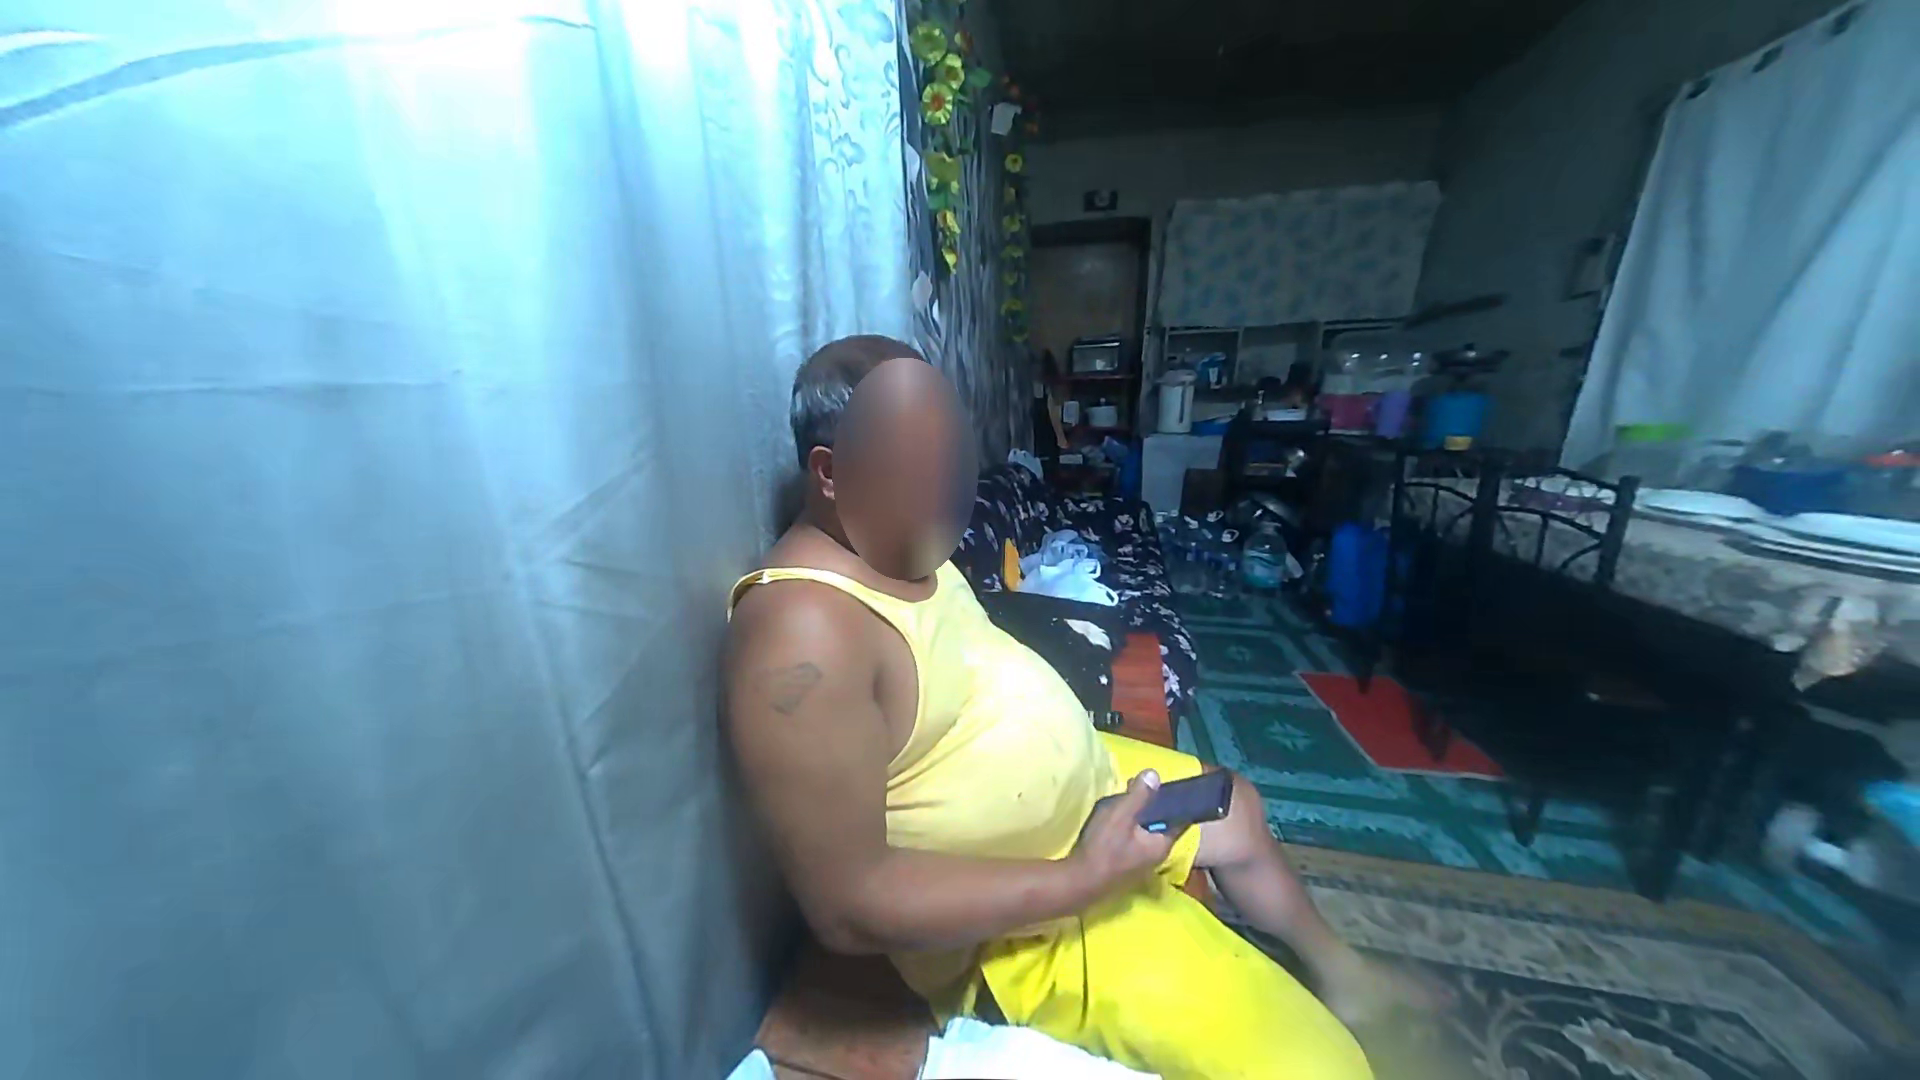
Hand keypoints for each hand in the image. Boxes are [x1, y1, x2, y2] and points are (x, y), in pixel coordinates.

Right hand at [1070, 770, 1178, 894]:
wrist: (1080, 879)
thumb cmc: (1104, 846)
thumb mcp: (1121, 814)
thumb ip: (1139, 795)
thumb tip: (1155, 774)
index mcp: (1161, 844)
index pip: (1179, 819)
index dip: (1175, 801)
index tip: (1166, 783)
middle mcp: (1155, 855)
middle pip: (1160, 823)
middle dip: (1150, 803)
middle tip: (1136, 784)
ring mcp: (1140, 861)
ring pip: (1144, 831)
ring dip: (1137, 814)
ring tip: (1122, 797)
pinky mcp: (1125, 863)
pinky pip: (1133, 838)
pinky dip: (1128, 825)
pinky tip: (1113, 817)